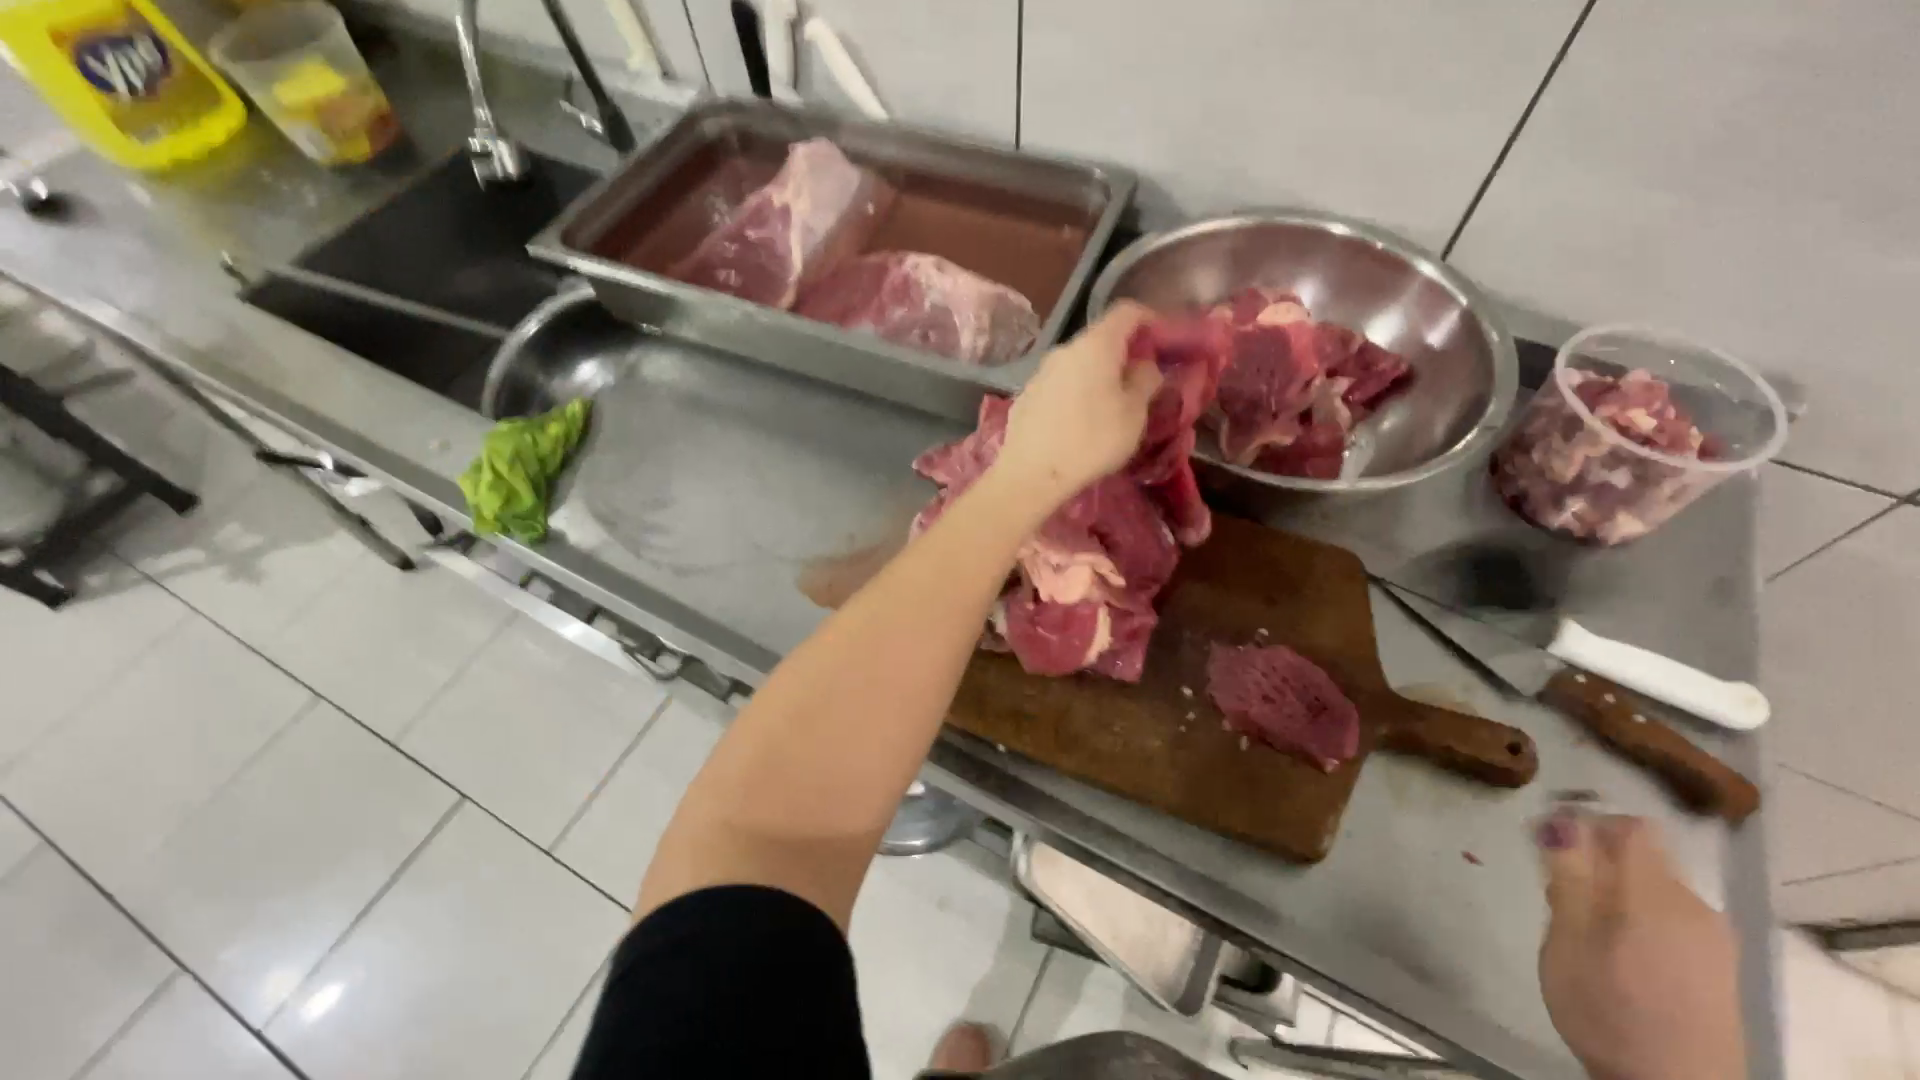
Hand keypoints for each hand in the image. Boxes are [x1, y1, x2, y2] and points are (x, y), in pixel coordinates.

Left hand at [993, 301, 1162, 503]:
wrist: (1031, 474)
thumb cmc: (1092, 440)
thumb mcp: (1134, 413)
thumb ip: (1146, 380)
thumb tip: (1144, 365)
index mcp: (1095, 345)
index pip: (1127, 311)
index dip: (1152, 319)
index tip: (1167, 341)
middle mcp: (1064, 349)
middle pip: (1102, 338)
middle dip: (1127, 353)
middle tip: (1146, 379)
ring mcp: (1041, 372)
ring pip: (1080, 363)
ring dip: (1101, 374)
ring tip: (1115, 404)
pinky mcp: (1027, 395)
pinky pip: (1062, 384)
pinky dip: (1079, 391)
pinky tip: (1083, 421)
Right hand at [1537, 812, 1745, 1079]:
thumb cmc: (1608, 1011)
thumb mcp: (1568, 940)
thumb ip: (1569, 876)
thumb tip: (1563, 818)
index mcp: (1655, 894)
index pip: (1630, 826)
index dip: (1588, 823)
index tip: (1551, 845)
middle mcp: (1694, 904)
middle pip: (1642, 855)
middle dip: (1597, 863)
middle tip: (1559, 898)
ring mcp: (1713, 936)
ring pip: (1654, 886)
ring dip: (1616, 892)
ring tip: (1584, 931)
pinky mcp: (1718, 964)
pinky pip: (1671, 915)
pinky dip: (1639, 917)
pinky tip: (1620, 955)